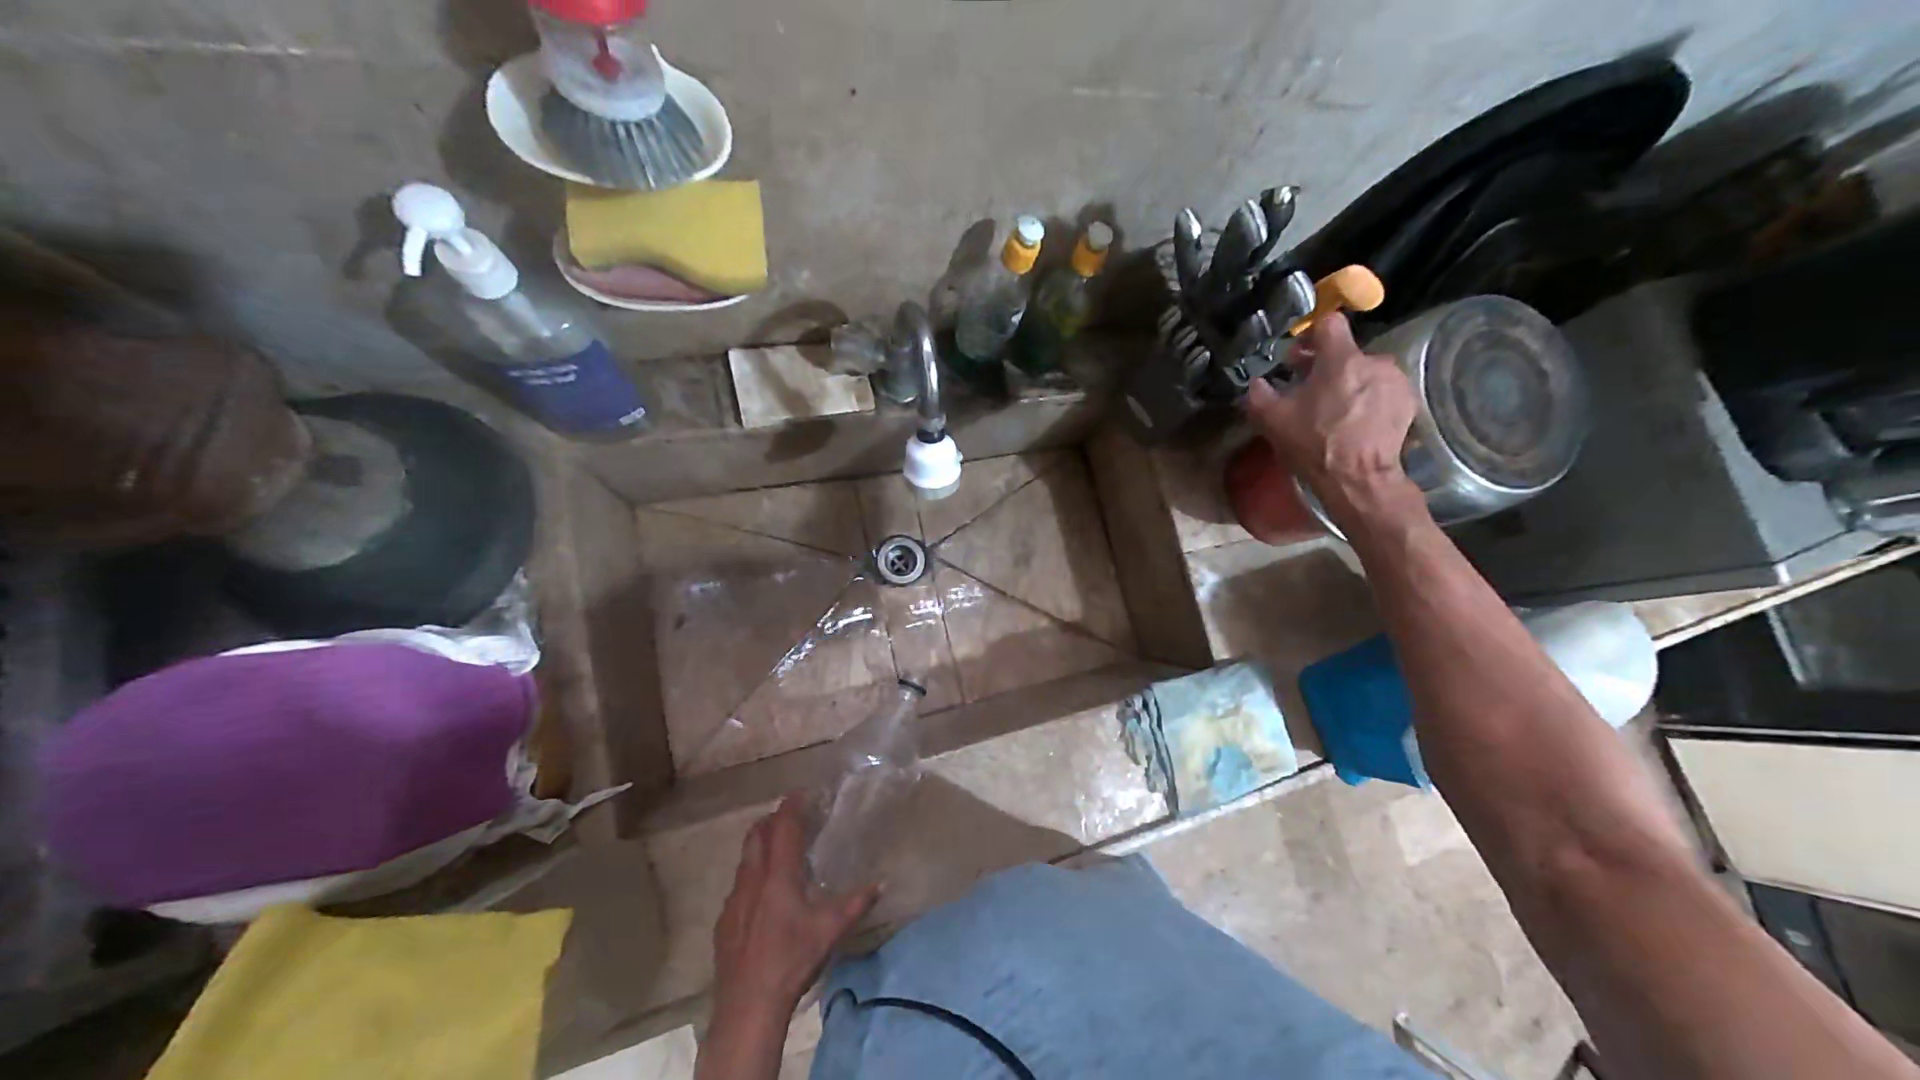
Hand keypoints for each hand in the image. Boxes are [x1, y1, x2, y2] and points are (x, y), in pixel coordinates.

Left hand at [711, 796, 878, 1021]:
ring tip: (776, 851)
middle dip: (770, 820)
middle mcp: (752, 880)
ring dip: (758, 847)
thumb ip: (856, 903)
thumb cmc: (792, 959)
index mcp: (778, 876)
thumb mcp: (830, 931)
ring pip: (744, 860)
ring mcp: (733, 901)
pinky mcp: (724, 922)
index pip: (784, 829)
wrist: (748, 1004)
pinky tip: (761, 897)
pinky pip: (737, 887)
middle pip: (756, 836)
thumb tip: (881, 883)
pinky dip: (750, 877)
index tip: (800, 793)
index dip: (791, 807)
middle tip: (788, 817)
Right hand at [1244, 312, 1421, 525]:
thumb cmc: (1314, 444)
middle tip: (1309, 390)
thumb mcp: (1272, 420)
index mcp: (1341, 359)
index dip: (1310, 334)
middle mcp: (1374, 362)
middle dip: (1327, 367)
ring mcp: (1395, 382)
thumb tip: (1256, 383)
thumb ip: (1258, 394)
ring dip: (1349, 384)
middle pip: (1346, 353)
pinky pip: (1382, 391)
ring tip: (1334, 410)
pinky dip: (1368, 400)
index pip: (1328, 323)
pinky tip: (1355, 422)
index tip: (1299, 355)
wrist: (1359, 479)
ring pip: (1365, 373)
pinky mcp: (1408, 402)